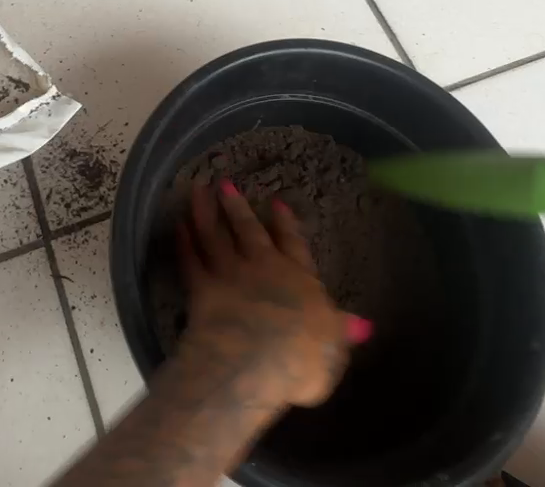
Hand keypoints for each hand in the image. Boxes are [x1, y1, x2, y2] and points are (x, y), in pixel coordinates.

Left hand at [176, 180, 364, 408]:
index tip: (276, 203)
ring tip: (196, 190)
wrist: (256, 362)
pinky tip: (179, 227)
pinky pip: (191, 260)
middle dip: (236, 206)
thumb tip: (365, 325)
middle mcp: (262, 268)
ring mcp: (230, 275)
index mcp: (298, 279)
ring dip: (205, 213)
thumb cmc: (302, 358)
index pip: (292, 245)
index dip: (285, 225)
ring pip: (215, 237)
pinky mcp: (202, 289)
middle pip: (248, 231)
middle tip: (224, 183)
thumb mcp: (334, 347)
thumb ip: (343, 331)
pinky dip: (184, 242)